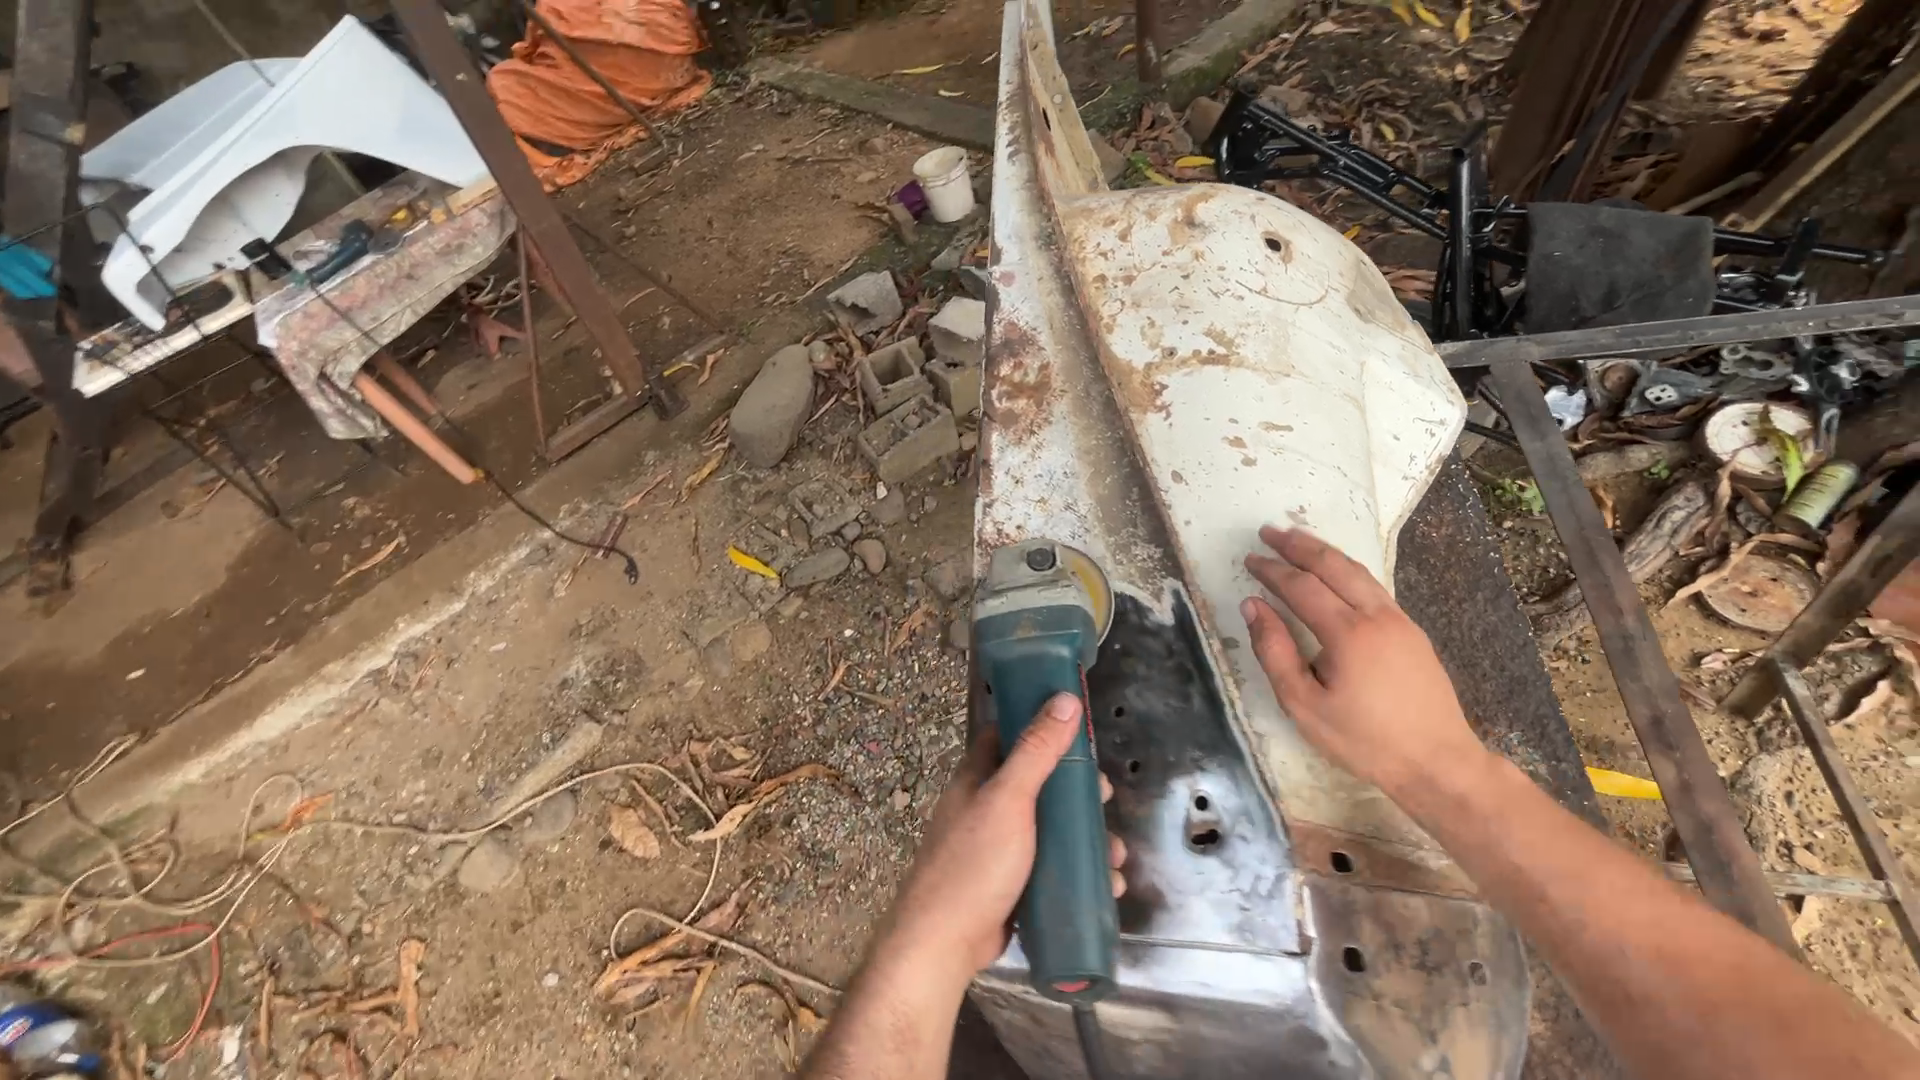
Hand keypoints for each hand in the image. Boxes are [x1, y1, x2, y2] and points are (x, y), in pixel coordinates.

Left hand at [884, 693, 1125, 979]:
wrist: (946, 943)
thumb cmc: (974, 862)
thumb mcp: (1009, 799)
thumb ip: (1036, 751)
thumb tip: (1064, 699)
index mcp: (978, 777)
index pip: (1008, 736)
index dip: (1041, 727)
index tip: (1080, 730)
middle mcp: (987, 806)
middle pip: (1039, 784)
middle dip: (1077, 791)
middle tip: (1106, 798)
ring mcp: (999, 847)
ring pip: (1050, 829)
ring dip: (1086, 837)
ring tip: (1116, 855)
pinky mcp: (1013, 884)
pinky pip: (1051, 867)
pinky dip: (1079, 870)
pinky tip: (1106, 883)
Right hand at [1240, 526, 1489, 798]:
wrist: (1439, 762)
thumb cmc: (1364, 740)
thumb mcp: (1304, 704)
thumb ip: (1274, 652)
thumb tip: (1253, 606)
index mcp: (1348, 633)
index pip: (1301, 587)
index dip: (1272, 571)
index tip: (1249, 559)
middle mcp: (1376, 616)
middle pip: (1333, 567)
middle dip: (1299, 546)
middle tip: (1270, 531)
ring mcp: (1399, 621)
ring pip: (1358, 572)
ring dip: (1325, 552)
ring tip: (1299, 540)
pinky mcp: (1412, 632)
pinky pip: (1374, 587)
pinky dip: (1347, 570)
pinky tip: (1337, 573)